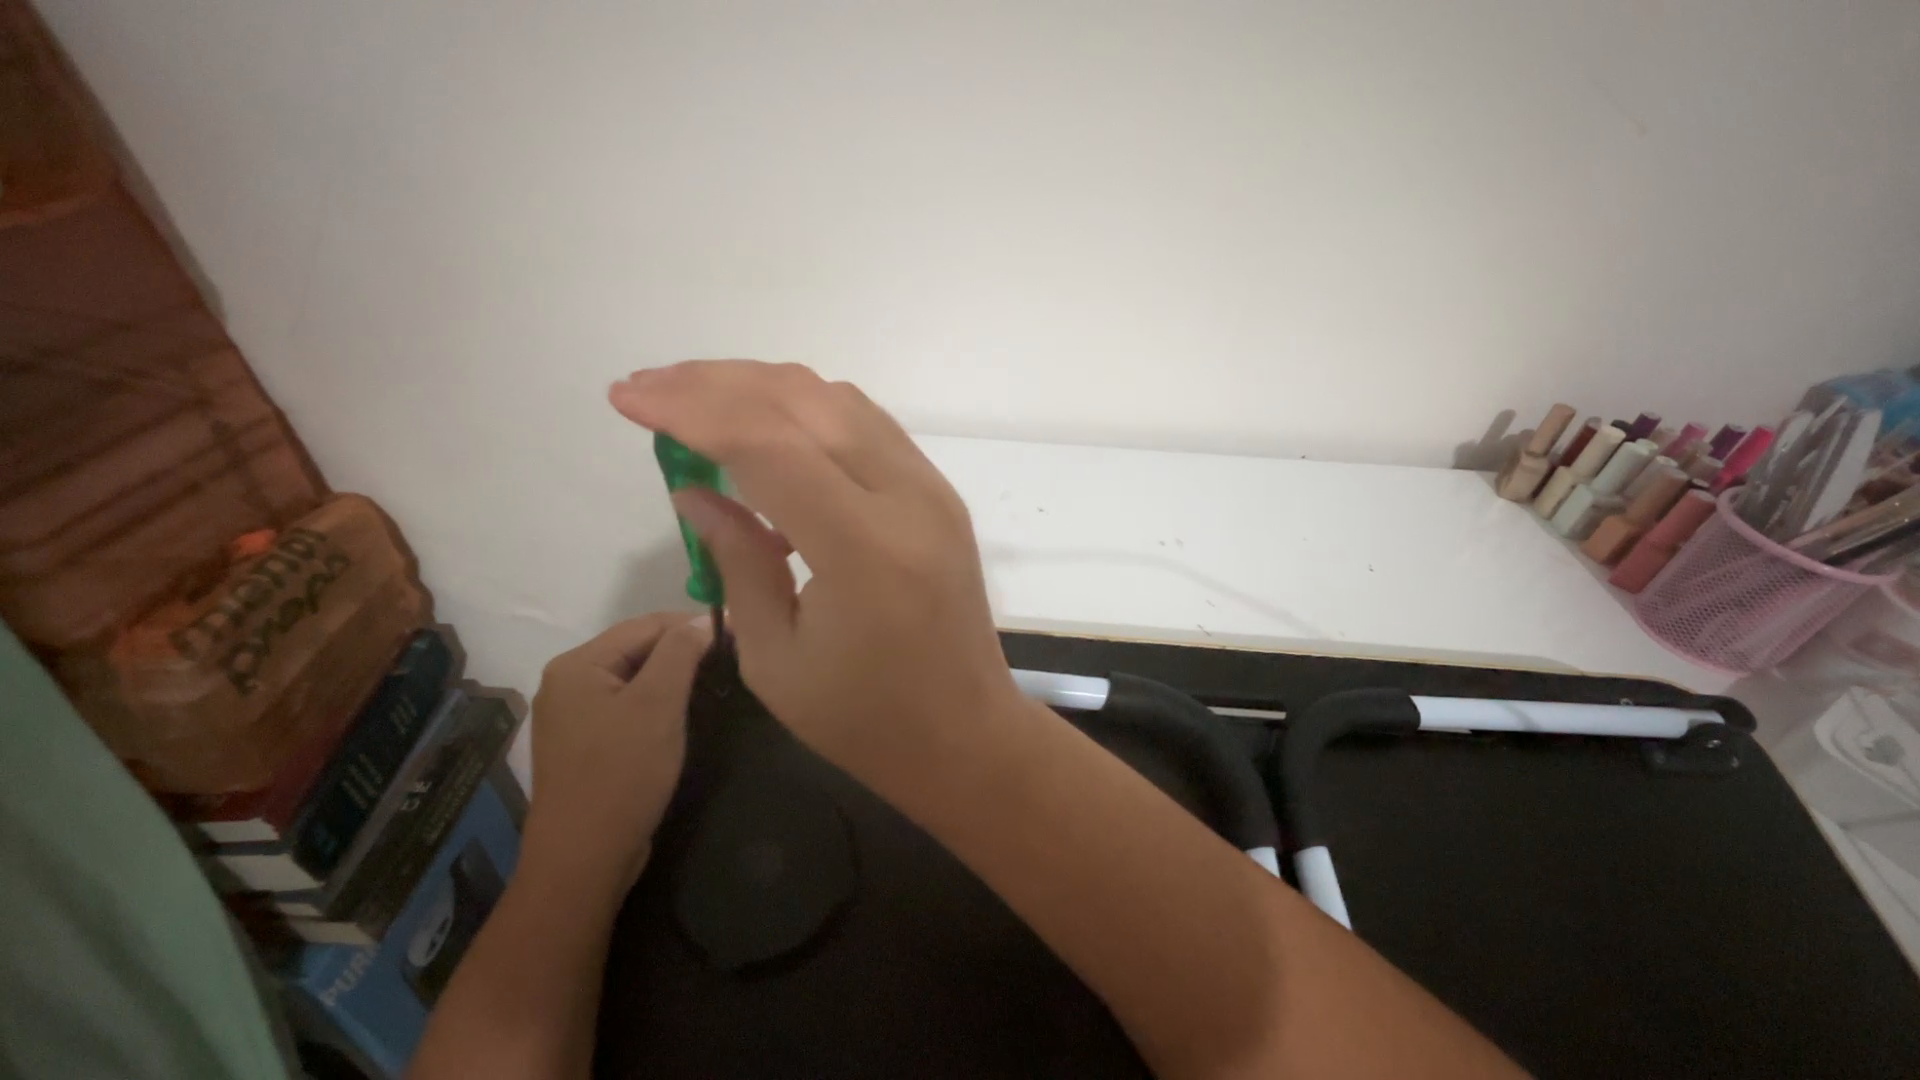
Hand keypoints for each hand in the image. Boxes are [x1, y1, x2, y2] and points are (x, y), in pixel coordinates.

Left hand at [523, 613, 711, 893]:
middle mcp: (567, 682)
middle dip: (683, 652)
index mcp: (576, 664)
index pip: (646, 624)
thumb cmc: (622, 773)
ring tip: (715, 686)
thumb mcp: (658, 704)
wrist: (584, 858)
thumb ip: (681, 652)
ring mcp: (572, 716)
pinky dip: (656, 705)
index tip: (738, 636)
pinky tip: (683, 717)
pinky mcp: (584, 746)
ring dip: (673, 680)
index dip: (693, 625)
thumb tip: (708, 618)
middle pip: (637, 649)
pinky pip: (626, 708)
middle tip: (731, 662)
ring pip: (634, 680)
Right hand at [608, 361, 1018, 766]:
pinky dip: (807, 409)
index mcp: (864, 548)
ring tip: (692, 395)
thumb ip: (736, 561)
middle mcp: (907, 498)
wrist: (966, 735)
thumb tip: (694, 490)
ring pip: (838, 400)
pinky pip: (866, 424)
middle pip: (802, 402)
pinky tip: (762, 423)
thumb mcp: (774, 658)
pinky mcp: (938, 493)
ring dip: (760, 386)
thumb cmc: (865, 721)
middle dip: (714, 384)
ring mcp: (931, 489)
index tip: (626, 398)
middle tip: (647, 388)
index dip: (690, 411)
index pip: (767, 445)